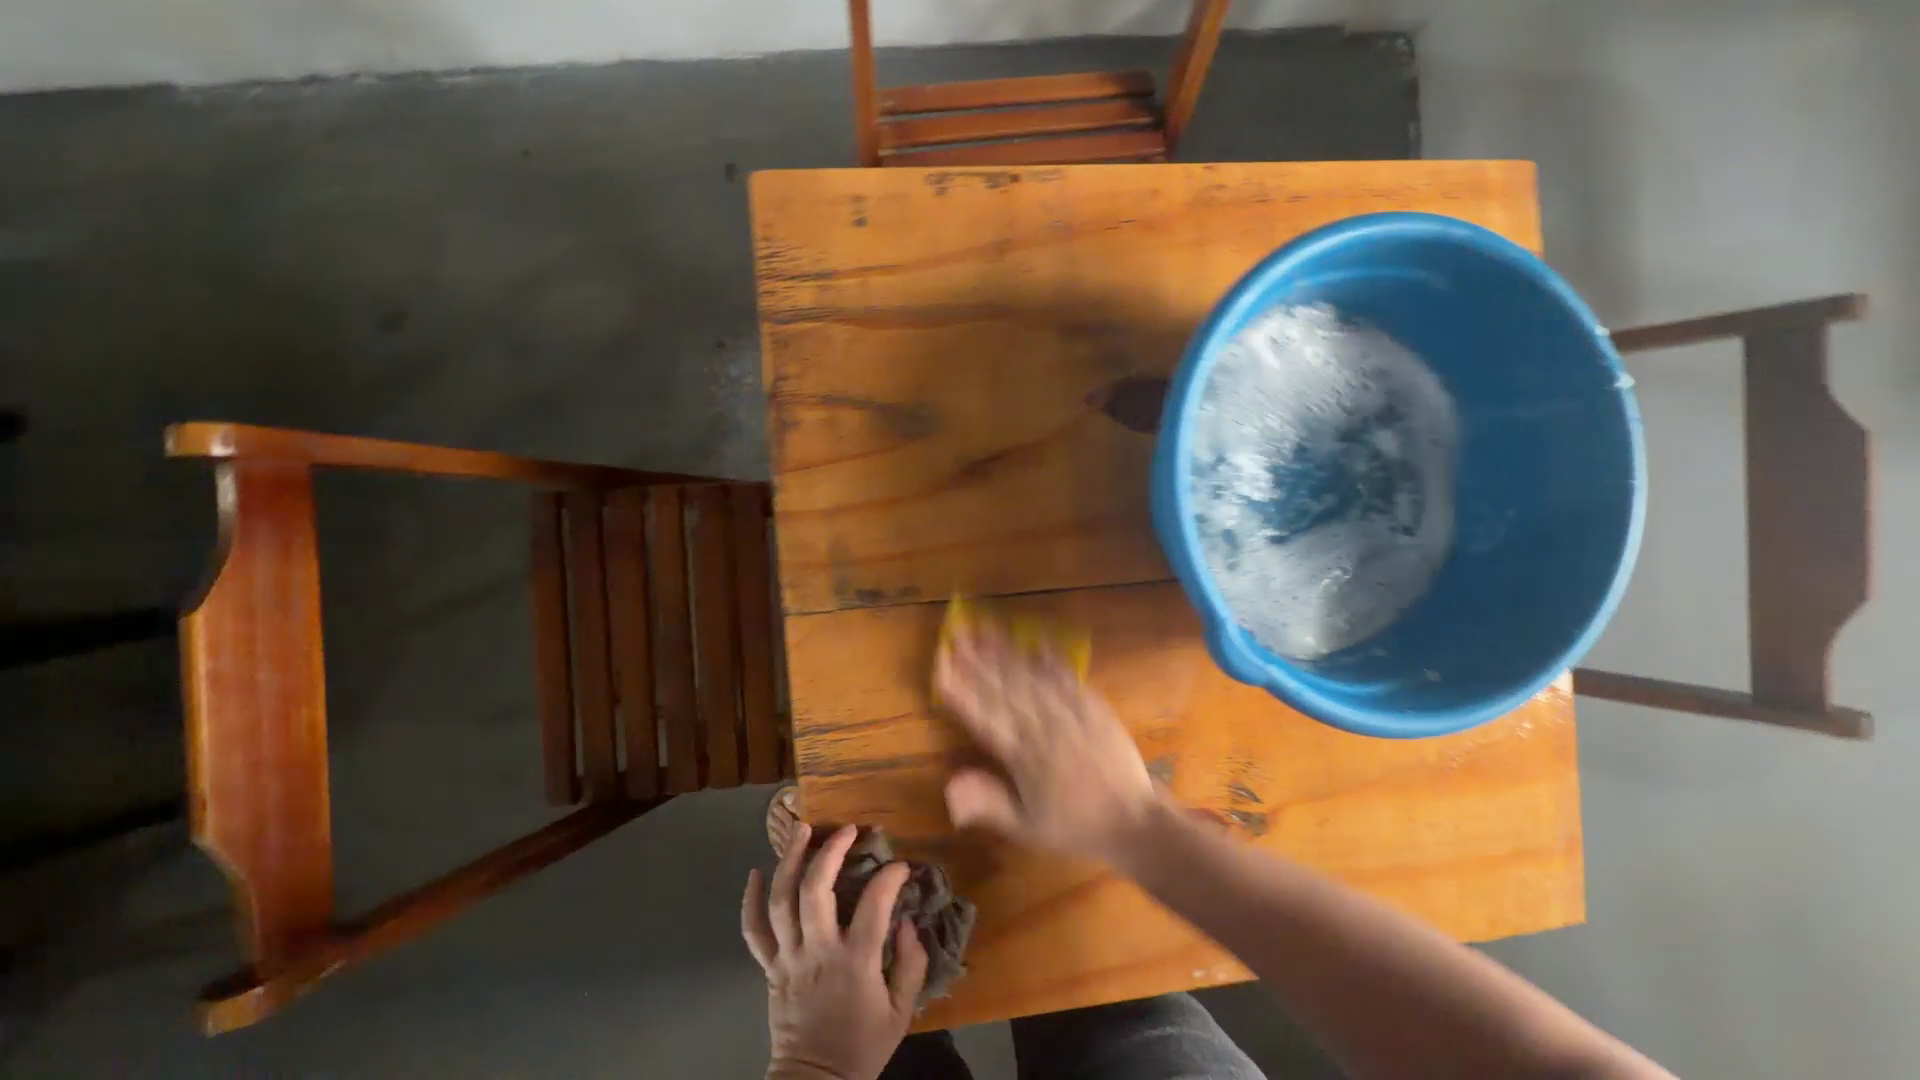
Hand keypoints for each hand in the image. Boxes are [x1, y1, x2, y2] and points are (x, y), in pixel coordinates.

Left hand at [742, 823, 928, 1079]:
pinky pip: (753, 931)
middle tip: (846, 830)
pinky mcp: (770, 968)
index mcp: (855, 962)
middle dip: (830, 852)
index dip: (889, 877)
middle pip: (815, 890)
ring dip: (791, 860)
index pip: (874, 905)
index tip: (901, 865)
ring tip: (802, 830)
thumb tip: (908, 922)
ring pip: (781, 900)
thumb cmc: (862, 1047)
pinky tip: (756, 872)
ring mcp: (788, 958)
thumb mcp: (901, 1012)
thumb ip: (910, 965)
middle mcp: (818, 951)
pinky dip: (750, 900)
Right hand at [933, 621, 1157, 862]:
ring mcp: (1071, 713)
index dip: (959, 689)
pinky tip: (1036, 640)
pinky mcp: (1094, 706)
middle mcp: (1044, 728)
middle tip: (957, 635)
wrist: (1133, 821)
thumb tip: (949, 788)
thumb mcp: (1026, 826)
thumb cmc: (1073, 825)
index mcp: (1022, 756)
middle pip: (1004, 688)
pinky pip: (1068, 677)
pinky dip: (1051, 657)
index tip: (941, 666)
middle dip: (977, 661)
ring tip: (986, 630)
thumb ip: (988, 804)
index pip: (983, 715)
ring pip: (1032, 676)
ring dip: (1007, 652)